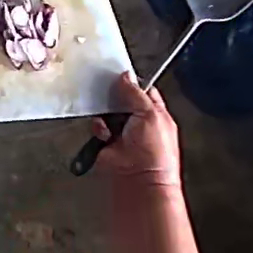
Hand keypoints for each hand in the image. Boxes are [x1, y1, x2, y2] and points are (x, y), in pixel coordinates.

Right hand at [92, 72, 181, 186]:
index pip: (142, 89)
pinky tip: (105, 134)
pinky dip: (98, 128)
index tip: (119, 74)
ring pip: (106, 110)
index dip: (132, 81)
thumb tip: (126, 76)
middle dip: (113, 96)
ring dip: (105, 113)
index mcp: (155, 113)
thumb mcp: (150, 114)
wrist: (139, 179)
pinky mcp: (106, 140)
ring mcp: (122, 131)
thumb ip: (136, 93)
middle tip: (108, 92)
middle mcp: (138, 121)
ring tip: (109, 121)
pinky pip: (97, 125)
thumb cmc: (155, 152)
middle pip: (120, 98)